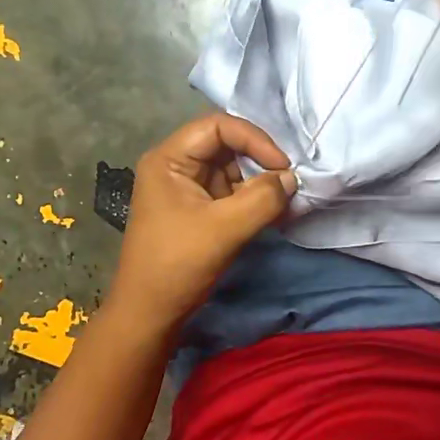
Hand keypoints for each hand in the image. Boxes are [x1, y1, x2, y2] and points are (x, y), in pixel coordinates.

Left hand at [107, 113, 298, 323]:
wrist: (149, 313)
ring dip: (257, 183)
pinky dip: (250, 200)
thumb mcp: (224, 229)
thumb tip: (291, 179)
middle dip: (258, 162)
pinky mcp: (194, 210)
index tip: (282, 165)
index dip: (254, 139)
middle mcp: (173, 166)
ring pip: (230, 170)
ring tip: (283, 203)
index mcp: (168, 159)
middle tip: (288, 184)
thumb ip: (262, 198)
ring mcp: (183, 188)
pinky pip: (227, 192)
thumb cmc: (178, 265)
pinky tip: (272, 213)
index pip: (217, 126)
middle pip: (224, 145)